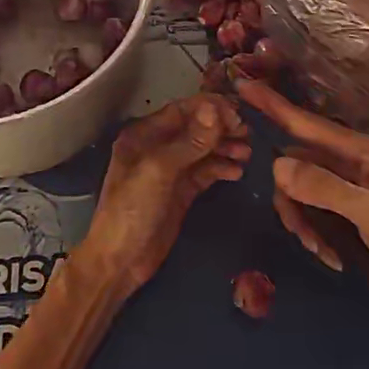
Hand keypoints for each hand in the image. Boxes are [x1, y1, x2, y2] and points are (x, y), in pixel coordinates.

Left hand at [76, 94, 251, 293]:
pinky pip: (204, 172)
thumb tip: (215, 108)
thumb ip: (190, 141)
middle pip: (194, 128)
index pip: (181, 110)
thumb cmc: (132, 209)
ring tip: (247, 152)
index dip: (209, 109)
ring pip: (202, 150)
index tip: (238, 113)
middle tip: (248, 132)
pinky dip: (221, 168)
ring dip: (224, 148)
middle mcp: (156, 147)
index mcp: (143, 134)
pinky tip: (237, 171)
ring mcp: (170, 171)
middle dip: (220, 127)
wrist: (121, 260)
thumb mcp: (160, 170)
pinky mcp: (181, 192)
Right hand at [235, 78, 368, 311]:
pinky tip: (329, 255)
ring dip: (300, 220)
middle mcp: (349, 160)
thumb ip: (325, 188)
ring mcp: (346, 182)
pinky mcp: (346, 205)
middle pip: (293, 163)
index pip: (304, 122)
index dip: (271, 103)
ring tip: (319, 250)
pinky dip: (312, 230)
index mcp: (358, 151)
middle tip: (300, 233)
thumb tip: (276, 166)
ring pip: (298, 189)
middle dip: (288, 197)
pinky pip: (310, 207)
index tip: (242, 85)